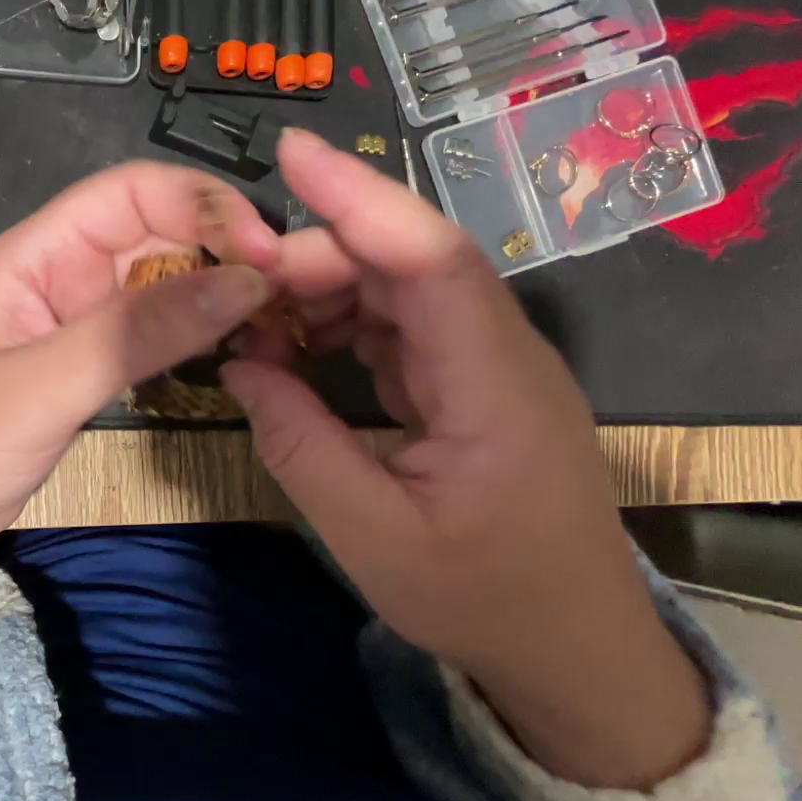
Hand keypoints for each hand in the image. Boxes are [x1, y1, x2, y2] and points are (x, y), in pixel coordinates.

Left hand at [0, 162, 279, 613]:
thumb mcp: (41, 385)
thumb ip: (135, 333)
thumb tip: (243, 281)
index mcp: (35, 254)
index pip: (128, 192)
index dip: (198, 203)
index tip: (261, 248)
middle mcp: (60, 275)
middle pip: (153, 229)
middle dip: (218, 242)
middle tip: (286, 284)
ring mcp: (76, 323)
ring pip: (159, 280)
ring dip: (213, 286)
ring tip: (274, 310)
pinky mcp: (88, 367)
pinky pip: (151, 331)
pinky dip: (192, 330)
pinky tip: (232, 342)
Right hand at [223, 129, 709, 789]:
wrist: (569, 647)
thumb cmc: (479, 598)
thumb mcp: (367, 532)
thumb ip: (296, 440)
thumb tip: (239, 366)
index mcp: (494, 388)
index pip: (431, 260)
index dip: (361, 197)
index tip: (290, 152)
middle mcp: (502, 355)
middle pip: (408, 263)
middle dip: (314, 258)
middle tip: (232, 284)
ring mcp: (490, 366)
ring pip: (401, 288)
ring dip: (323, 291)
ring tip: (253, 321)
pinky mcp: (471, 384)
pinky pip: (401, 327)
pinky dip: (341, 325)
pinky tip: (293, 347)